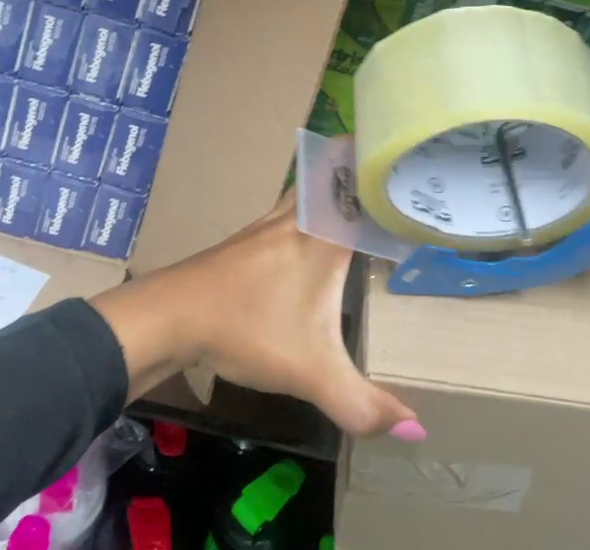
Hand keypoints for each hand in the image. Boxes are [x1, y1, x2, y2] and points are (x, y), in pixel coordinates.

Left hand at [90, 198, 419, 438]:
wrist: (171, 315)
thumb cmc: (248, 328)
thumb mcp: (312, 372)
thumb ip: (363, 404)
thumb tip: (416, 430)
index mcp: (324, 235)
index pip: (361, 185)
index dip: (387, 168)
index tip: (418, 158)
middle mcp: (299, 219)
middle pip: (333, 173)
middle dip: (362, 168)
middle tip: (397, 170)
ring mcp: (268, 225)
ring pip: (308, 190)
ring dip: (333, 185)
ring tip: (362, 192)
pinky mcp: (247, 240)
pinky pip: (291, 209)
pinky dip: (310, 208)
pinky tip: (313, 232)